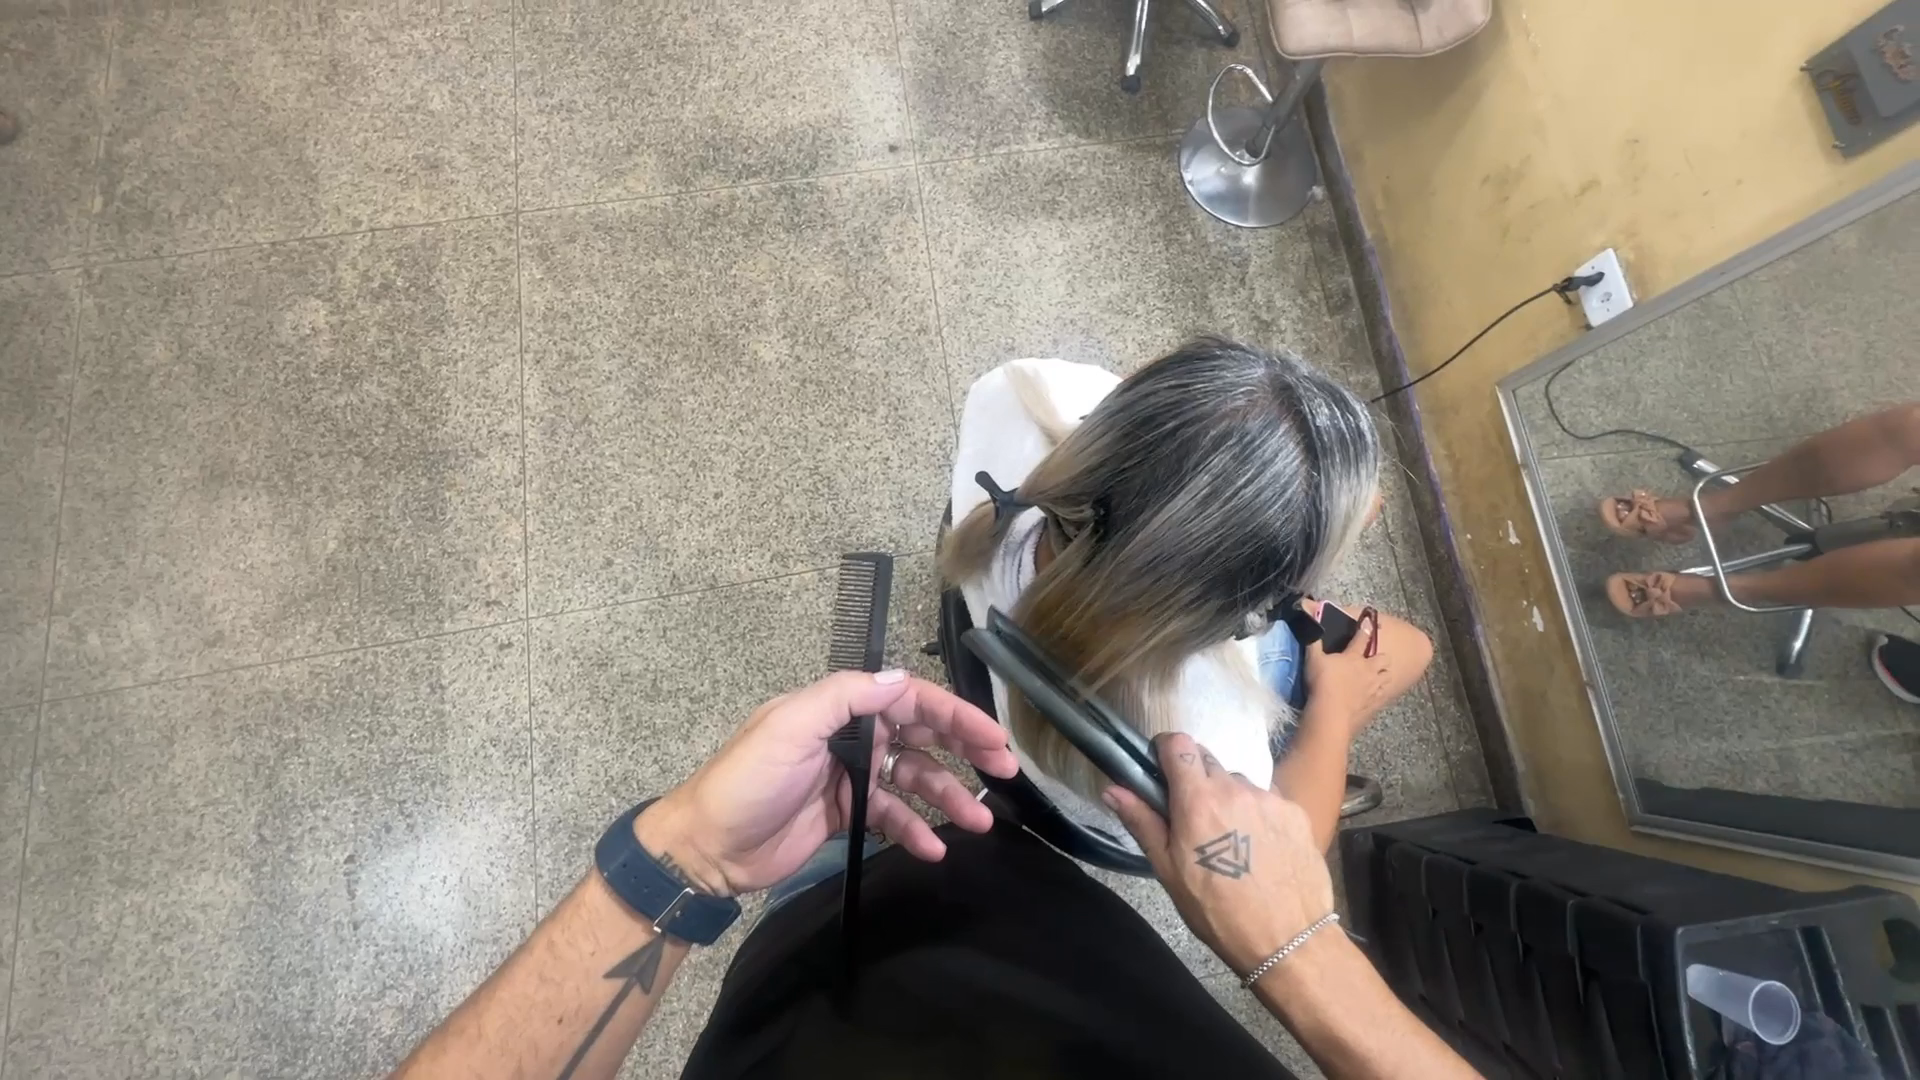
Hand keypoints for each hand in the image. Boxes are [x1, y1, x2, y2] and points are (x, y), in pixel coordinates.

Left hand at [632, 670, 1020, 897]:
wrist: (707, 849)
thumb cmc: (749, 780)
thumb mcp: (791, 725)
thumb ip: (846, 697)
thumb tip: (903, 677)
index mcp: (843, 708)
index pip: (912, 701)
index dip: (956, 715)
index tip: (993, 736)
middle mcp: (855, 736)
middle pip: (923, 737)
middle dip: (966, 751)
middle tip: (1005, 771)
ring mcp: (855, 777)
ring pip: (915, 780)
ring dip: (949, 797)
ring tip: (980, 822)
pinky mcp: (850, 815)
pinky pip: (894, 817)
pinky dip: (916, 830)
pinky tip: (935, 848)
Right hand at [1104, 733, 1335, 974]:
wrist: (1291, 944)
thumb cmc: (1218, 911)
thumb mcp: (1169, 871)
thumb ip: (1142, 822)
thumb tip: (1112, 789)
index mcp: (1198, 799)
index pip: (1178, 744)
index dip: (1166, 749)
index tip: (1161, 769)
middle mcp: (1235, 787)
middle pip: (1207, 761)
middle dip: (1195, 779)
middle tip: (1193, 816)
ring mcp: (1270, 798)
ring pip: (1238, 781)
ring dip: (1228, 797)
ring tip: (1231, 838)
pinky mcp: (1296, 812)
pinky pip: (1267, 799)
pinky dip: (1257, 812)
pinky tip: (1260, 847)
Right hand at [1303, 600, 1431, 736]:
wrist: (1332, 712)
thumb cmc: (1322, 682)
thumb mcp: (1313, 659)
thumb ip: (1313, 642)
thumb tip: (1311, 625)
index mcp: (1354, 657)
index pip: (1361, 638)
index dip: (1365, 628)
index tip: (1370, 621)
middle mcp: (1369, 670)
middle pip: (1383, 659)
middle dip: (1380, 657)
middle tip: (1372, 659)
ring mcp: (1374, 687)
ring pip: (1387, 676)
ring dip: (1383, 674)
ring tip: (1377, 675)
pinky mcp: (1375, 703)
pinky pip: (1383, 694)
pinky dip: (1380, 692)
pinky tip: (1375, 694)